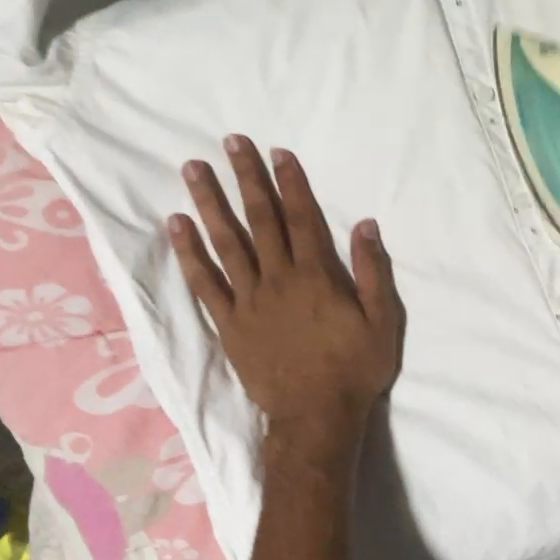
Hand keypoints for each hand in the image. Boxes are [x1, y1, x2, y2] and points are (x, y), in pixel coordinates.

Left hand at [169, 136, 404, 450]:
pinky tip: (177, 226)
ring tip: (193, 170)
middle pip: (259, 220)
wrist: (316, 416)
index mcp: (317, 277)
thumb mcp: (382, 321)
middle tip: (230, 143)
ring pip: (225, 243)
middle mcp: (278, 279)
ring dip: (210, 204)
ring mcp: (248, 300)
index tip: (277, 152)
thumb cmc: (355, 369)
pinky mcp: (229, 323)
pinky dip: (190, 253)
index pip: (301, 219)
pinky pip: (204, 282)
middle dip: (246, 179)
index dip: (290, 183)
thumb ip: (374, 272)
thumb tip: (365, 225)